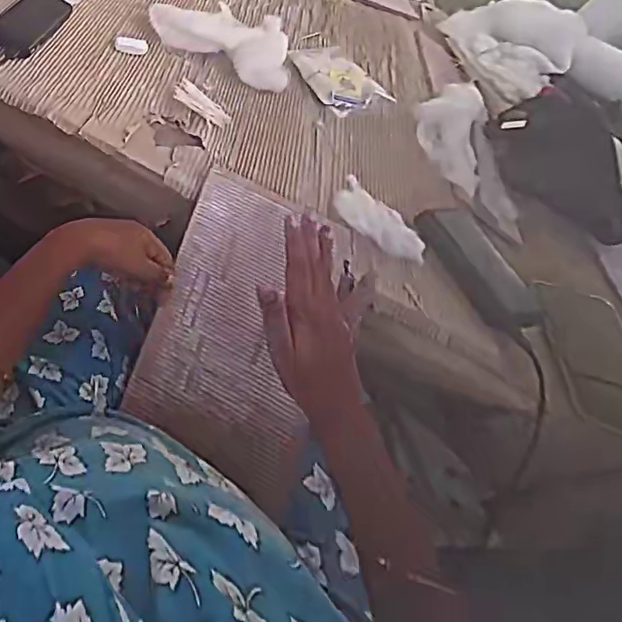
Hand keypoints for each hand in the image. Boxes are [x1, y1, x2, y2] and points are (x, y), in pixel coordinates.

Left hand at [46, 218, 174, 294]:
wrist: (79, 241)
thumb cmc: (114, 253)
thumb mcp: (140, 268)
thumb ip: (158, 275)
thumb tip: (170, 280)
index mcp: (148, 235)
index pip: (166, 258)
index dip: (167, 279)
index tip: (163, 297)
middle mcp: (134, 231)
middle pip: (150, 258)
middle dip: (150, 278)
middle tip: (148, 296)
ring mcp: (116, 233)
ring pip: (133, 258)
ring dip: (136, 275)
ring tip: (131, 287)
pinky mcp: (101, 239)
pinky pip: (119, 256)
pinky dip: (121, 268)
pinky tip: (116, 276)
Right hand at [260, 215, 366, 427]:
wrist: (338, 405)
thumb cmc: (303, 380)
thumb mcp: (281, 351)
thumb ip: (274, 318)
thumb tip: (265, 286)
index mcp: (306, 311)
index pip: (297, 269)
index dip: (293, 243)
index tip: (290, 221)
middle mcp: (324, 307)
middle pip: (315, 266)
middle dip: (309, 239)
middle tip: (306, 215)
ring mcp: (337, 315)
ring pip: (329, 275)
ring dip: (325, 251)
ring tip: (324, 229)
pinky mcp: (343, 325)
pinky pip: (346, 295)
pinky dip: (349, 280)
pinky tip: (356, 273)